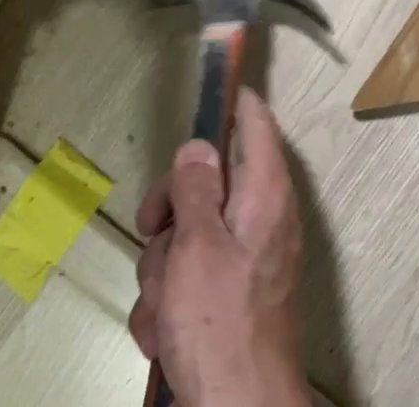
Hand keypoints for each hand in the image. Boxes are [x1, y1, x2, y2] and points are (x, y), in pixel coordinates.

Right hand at [129, 89, 307, 406]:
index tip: (214, 86)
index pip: (256, 125)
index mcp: (264, 195)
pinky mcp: (227, 296)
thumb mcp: (197, 245)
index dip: (235, 101)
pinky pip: (184, 278)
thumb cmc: (220, 322)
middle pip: (204, 184)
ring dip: (163, 271)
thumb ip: (195, 189)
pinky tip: (169, 330)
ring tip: (168, 307)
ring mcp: (242, 260)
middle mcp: (259, 220)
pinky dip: (169, 302)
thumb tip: (200, 146)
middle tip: (155, 232)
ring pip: (184, 237)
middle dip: (169, 214)